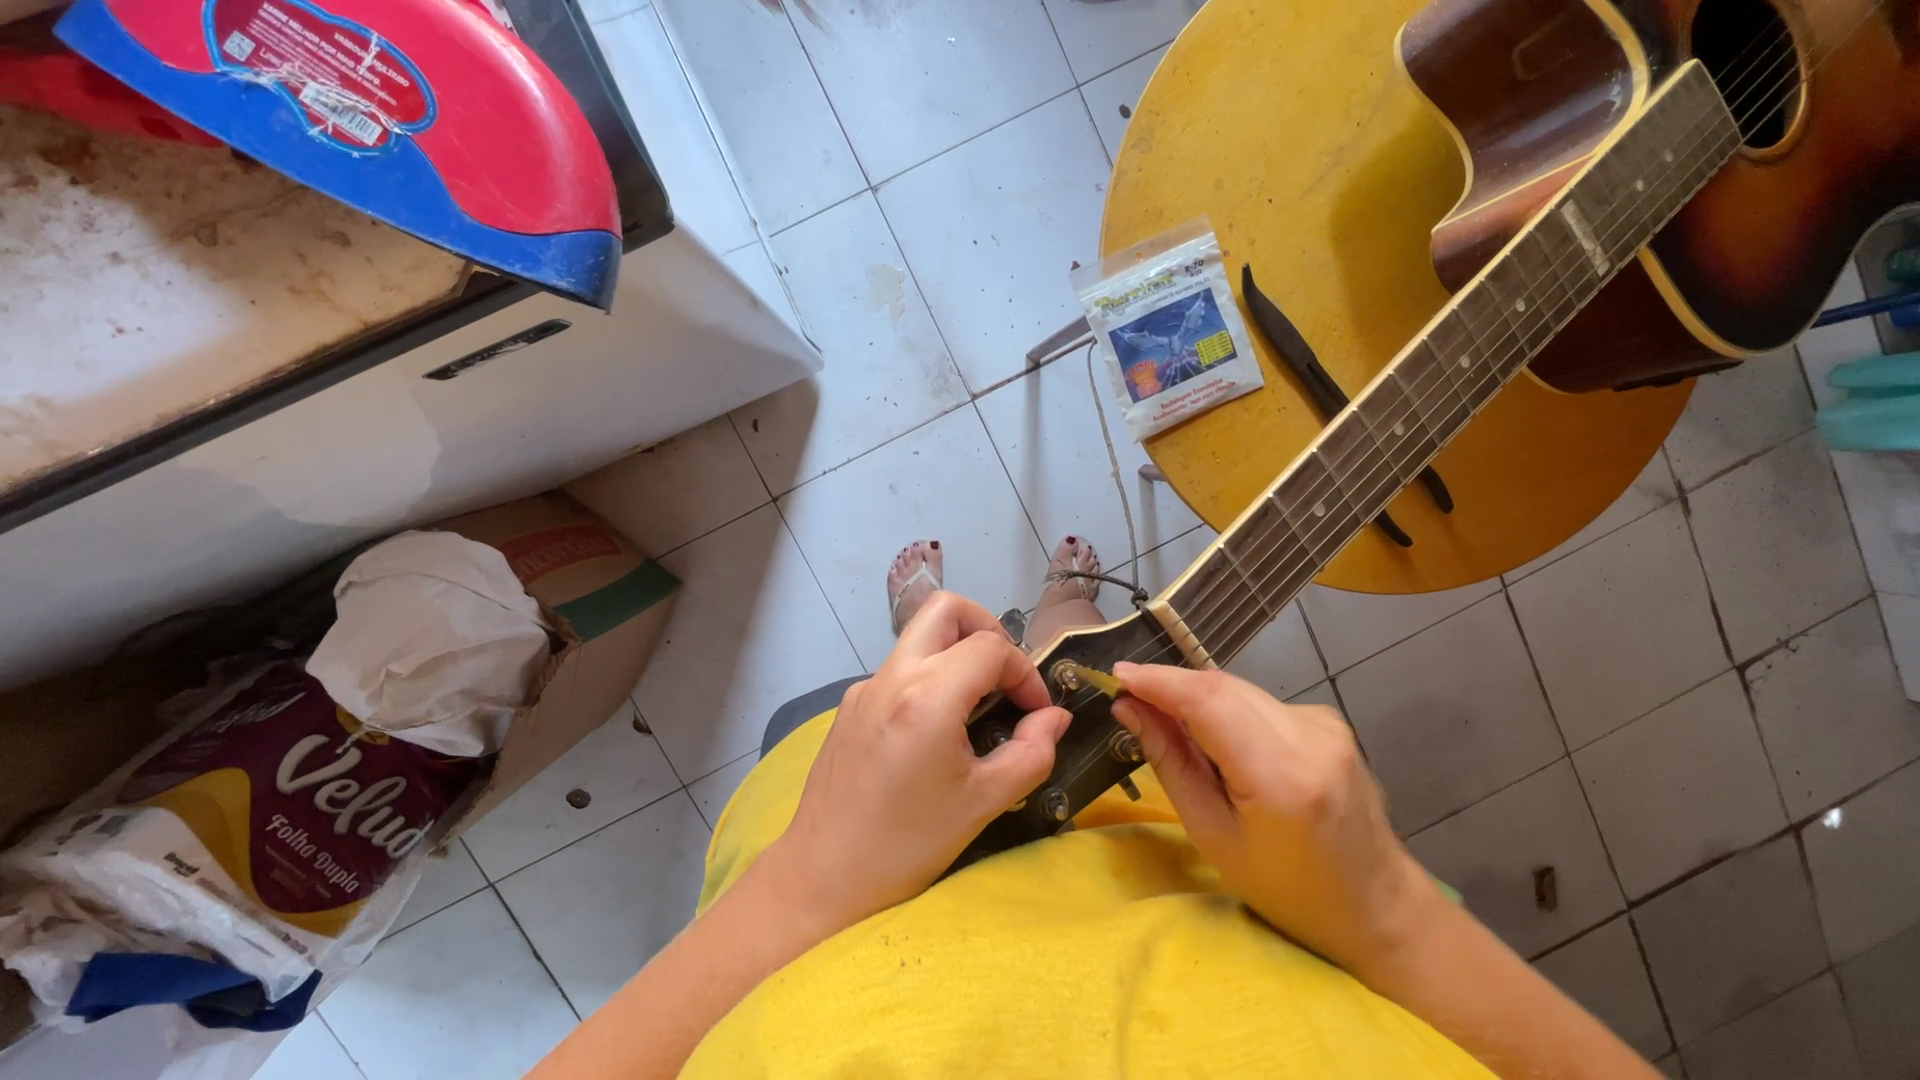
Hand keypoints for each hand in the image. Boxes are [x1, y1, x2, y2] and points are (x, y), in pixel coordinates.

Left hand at [764, 592, 1070, 934]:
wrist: (824, 876)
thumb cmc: (909, 843)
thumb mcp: (984, 802)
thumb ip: (1032, 752)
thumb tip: (1055, 718)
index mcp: (928, 695)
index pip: (992, 647)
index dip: (1026, 673)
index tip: (1036, 714)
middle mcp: (893, 676)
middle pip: (945, 609)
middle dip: (987, 629)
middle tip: (1004, 678)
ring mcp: (865, 688)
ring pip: (918, 637)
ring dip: (957, 653)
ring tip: (977, 707)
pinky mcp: (850, 706)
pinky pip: (899, 670)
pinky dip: (930, 679)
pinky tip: (936, 733)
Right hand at [1110, 663, 1440, 976]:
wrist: (1376, 906)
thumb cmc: (1287, 889)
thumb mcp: (1214, 835)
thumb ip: (1172, 764)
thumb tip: (1130, 710)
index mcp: (1282, 774)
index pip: (1209, 700)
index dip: (1159, 681)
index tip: (1116, 676)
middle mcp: (1310, 735)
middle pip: (1223, 687)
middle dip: (1170, 687)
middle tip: (1128, 700)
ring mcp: (1325, 724)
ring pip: (1240, 692)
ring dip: (1197, 700)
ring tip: (1168, 726)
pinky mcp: (1329, 723)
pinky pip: (1261, 704)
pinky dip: (1228, 714)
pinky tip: (1220, 747)